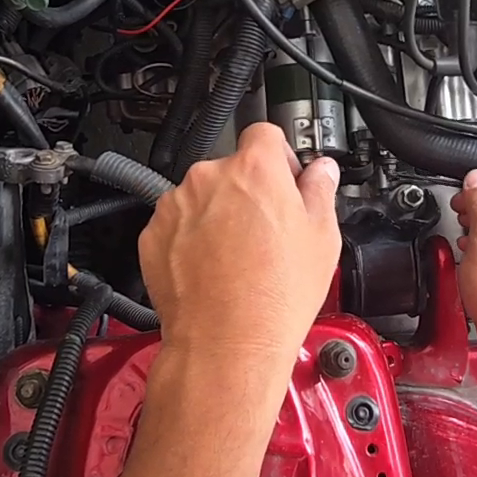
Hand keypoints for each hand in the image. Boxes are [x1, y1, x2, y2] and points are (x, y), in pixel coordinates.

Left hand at [138, 123, 341, 379]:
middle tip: (267, 232)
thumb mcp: (322, 238)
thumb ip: (320, 190)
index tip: (285, 179)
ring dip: (218, 214)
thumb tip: (321, 171)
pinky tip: (215, 269)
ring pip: (203, 197)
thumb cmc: (274, 297)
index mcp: (255, 168)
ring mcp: (176, 206)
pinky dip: (191, 239)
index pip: (265, 133)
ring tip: (240, 257)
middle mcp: (208, 178)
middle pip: (233, 168)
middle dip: (249, 192)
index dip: (280, 156)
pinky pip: (178, 224)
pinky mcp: (154, 235)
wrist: (227, 344)